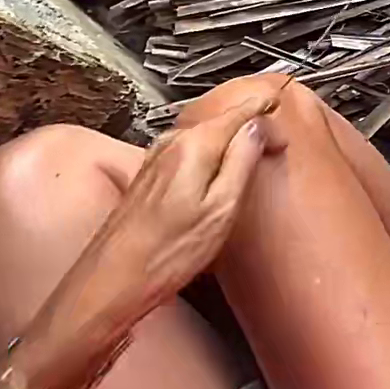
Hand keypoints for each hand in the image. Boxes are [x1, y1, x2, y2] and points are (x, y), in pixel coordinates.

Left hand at [72, 95, 280, 328]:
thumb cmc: (166, 253)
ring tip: (250, 145)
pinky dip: (210, 150)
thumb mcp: (222, 208)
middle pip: (220, 120)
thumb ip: (243, 160)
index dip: (263, 110)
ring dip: (228, 137)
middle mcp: (173, 143)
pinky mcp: (150, 174)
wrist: (111, 281)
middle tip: (273, 134)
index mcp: (194, 145)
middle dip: (248, 122)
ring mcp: (158, 157)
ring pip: (204, 134)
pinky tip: (216, 166)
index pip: (239, 113)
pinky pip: (189, 149)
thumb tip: (257, 127)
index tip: (279, 107)